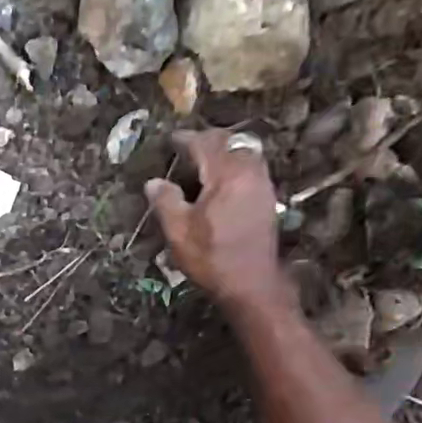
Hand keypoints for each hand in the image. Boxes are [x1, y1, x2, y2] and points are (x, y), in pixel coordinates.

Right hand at [144, 129, 289, 310]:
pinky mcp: (267, 199)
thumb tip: (154, 182)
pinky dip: (234, 167)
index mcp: (226, 174)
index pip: (205, 143)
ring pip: (244, 153)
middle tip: (187, 148)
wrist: (251, 283)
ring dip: (223, 153)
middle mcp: (249, 171)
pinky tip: (221, 183)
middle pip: (230, 142)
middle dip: (207, 141)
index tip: (170, 140)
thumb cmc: (211, 257)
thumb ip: (165, 201)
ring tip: (203, 164)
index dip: (185, 139)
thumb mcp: (178, 232)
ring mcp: (263, 184)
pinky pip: (251, 169)